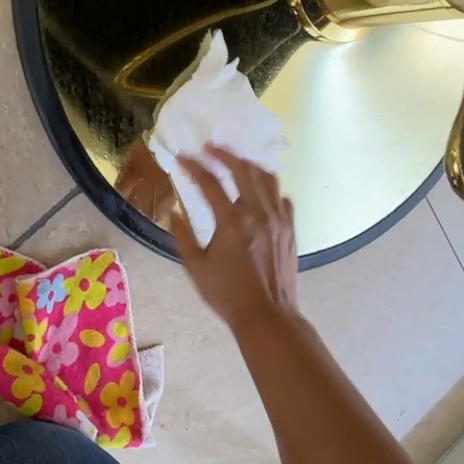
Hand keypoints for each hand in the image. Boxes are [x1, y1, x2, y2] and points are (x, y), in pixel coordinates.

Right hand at [167, 145, 299, 328]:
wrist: (267, 314)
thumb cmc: (227, 293)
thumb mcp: (195, 266)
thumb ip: (183, 235)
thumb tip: (173, 211)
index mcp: (232, 221)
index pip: (210, 182)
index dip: (194, 166)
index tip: (182, 157)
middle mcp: (259, 213)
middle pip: (243, 170)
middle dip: (224, 155)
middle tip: (210, 148)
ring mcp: (279, 219)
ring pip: (267, 179)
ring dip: (249, 166)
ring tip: (235, 163)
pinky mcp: (290, 229)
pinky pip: (281, 198)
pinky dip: (269, 188)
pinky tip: (259, 193)